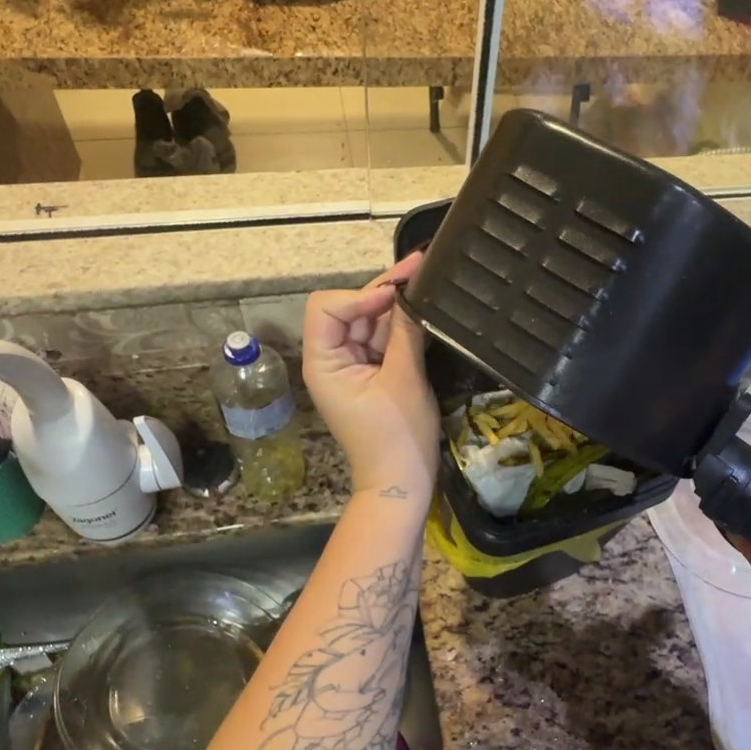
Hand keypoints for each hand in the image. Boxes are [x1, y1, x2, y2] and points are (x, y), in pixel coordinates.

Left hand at [302, 254, 439, 497]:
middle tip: (421, 266)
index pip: (327, 307)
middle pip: (350, 308)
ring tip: (428, 278)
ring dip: (396, 304)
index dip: (359, 296)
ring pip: (371, 320)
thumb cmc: (397, 436)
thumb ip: (405, 331)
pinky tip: (426, 306)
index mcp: (323, 362)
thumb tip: (411, 291)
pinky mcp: (375, 372)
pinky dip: (402, 324)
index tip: (396, 298)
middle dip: (382, 291)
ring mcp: (355, 365)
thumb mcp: (404, 379)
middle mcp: (333, 358)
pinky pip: (385, 338)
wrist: (403, 483)